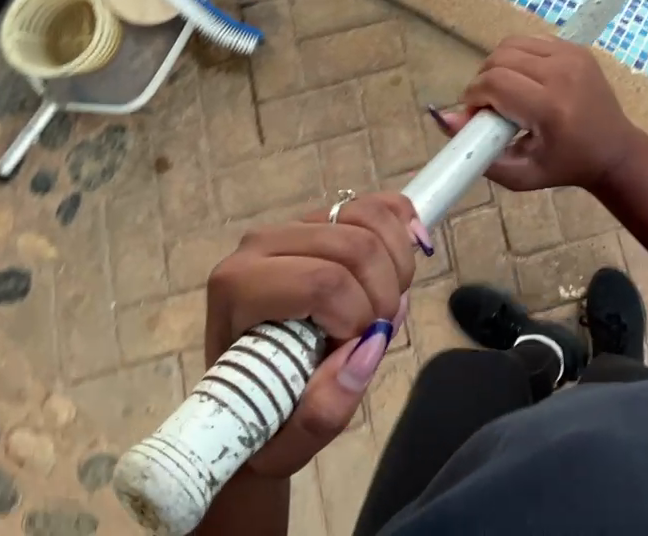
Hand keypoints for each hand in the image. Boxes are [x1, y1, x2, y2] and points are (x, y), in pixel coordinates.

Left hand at [203, 193, 419, 479]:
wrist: (257, 394)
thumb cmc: (265, 418)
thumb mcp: (287, 442)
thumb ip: (322, 412)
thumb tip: (368, 349)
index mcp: (238, 287)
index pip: (322, 280)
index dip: (355, 316)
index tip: (352, 351)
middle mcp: (261, 243)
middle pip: (355, 244)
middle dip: (383, 293)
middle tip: (378, 332)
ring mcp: (296, 224)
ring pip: (372, 217)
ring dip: (398, 265)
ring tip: (385, 305)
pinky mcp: (326, 217)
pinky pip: (380, 205)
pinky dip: (405, 228)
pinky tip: (410, 256)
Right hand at [436, 36, 647, 191]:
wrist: (614, 150)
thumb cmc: (564, 167)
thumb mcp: (519, 173)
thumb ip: (478, 151)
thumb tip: (443, 119)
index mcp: (551, 107)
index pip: (494, 82)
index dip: (474, 96)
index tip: (476, 116)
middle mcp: (563, 73)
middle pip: (499, 59)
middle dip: (482, 81)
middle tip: (488, 107)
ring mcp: (572, 56)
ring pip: (512, 45)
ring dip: (497, 67)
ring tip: (504, 93)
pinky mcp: (576, 48)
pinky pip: (530, 41)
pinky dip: (517, 58)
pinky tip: (524, 81)